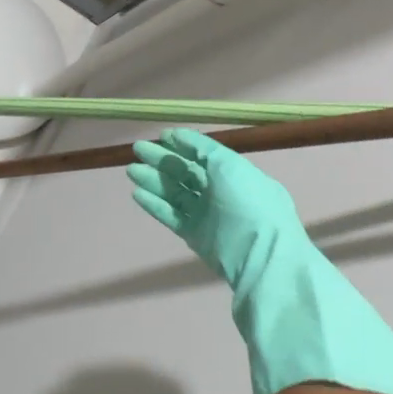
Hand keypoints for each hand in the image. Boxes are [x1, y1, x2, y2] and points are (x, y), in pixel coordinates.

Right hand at [127, 128, 306, 289]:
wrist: (261, 259)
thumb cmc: (249, 206)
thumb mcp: (230, 167)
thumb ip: (202, 148)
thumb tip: (176, 134)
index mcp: (238, 178)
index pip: (206, 158)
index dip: (183, 146)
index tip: (160, 136)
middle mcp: (224, 196)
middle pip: (187, 174)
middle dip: (162, 160)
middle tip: (137, 149)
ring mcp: (209, 217)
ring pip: (176, 194)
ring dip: (154, 180)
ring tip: (131, 170)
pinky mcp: (196, 235)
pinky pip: (172, 216)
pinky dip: (155, 205)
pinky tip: (137, 194)